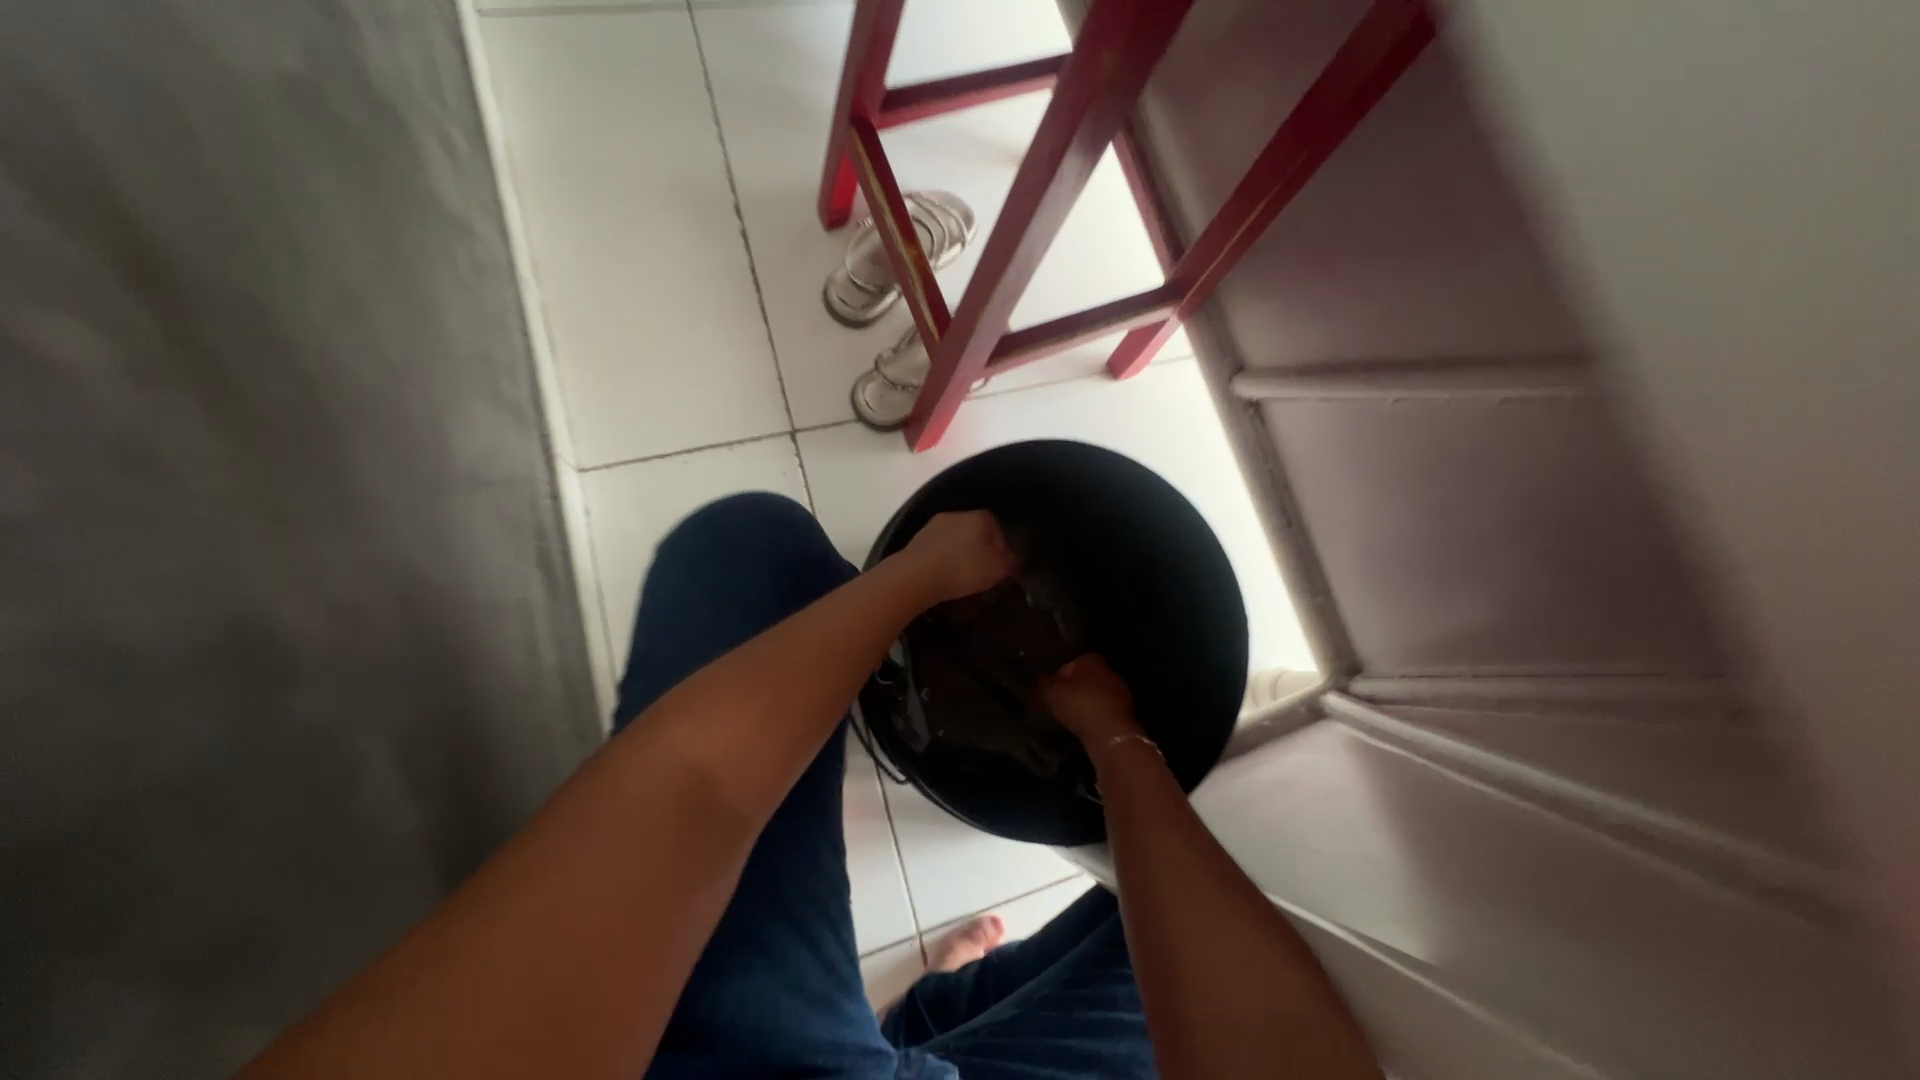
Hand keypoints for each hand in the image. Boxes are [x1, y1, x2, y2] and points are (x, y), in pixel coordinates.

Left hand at [897, 510, 1018, 605]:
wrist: (916, 576)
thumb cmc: (963, 569)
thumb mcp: (997, 570)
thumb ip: (1011, 562)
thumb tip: (1015, 558)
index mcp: (979, 516)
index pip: (997, 527)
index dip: (1001, 546)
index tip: (999, 566)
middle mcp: (956, 515)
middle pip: (974, 532)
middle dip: (979, 550)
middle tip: (982, 573)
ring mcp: (933, 526)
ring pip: (954, 540)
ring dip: (958, 555)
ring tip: (960, 578)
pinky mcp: (916, 540)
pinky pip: (937, 550)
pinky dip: (942, 560)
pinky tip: (942, 577)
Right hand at [1038, 654, 1142, 746]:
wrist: (1111, 733)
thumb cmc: (1079, 705)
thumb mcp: (1050, 693)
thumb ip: (1041, 684)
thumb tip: (1035, 682)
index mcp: (1092, 661)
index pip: (1074, 662)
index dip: (1061, 675)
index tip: (1051, 689)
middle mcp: (1109, 672)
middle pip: (1088, 678)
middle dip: (1076, 689)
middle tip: (1060, 703)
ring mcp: (1121, 692)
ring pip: (1098, 694)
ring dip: (1088, 703)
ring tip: (1072, 717)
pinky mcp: (1128, 713)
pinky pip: (1106, 711)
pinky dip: (1097, 717)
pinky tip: (1087, 727)